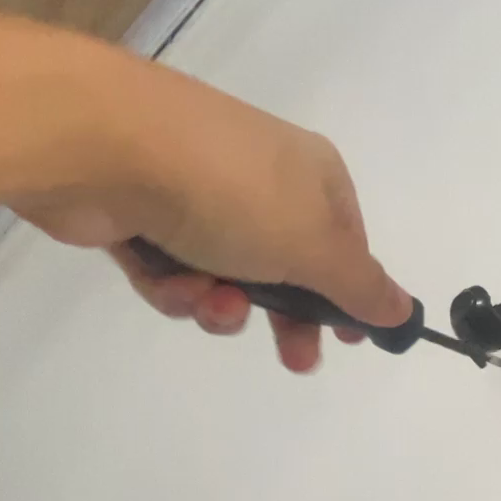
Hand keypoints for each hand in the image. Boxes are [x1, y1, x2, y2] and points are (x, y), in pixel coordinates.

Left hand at [10, 56, 410, 372]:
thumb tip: (405, 312)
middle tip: (296, 360)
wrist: (95, 140)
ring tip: (214, 306)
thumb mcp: (317, 249)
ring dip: (226, 304)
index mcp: (314, 176)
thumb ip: (363, 288)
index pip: (349, 244)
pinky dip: (177, 286)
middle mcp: (263, 177)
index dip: (350, 294)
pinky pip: (175, 267)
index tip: (347, 338)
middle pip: (291, 265)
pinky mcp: (141, 209)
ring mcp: (198, 190)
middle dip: (290, 316)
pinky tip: (170, 284)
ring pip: (231, 273)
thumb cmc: (231, 192)